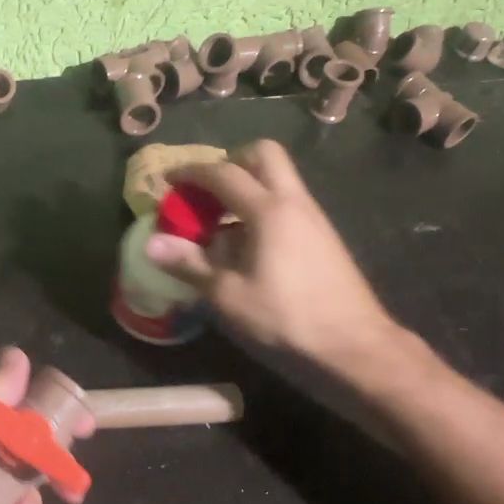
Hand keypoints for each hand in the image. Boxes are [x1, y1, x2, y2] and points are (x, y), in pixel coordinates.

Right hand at [147, 140, 405, 382]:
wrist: (352, 347)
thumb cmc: (285, 319)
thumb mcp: (228, 296)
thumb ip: (190, 264)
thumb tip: (151, 244)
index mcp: (268, 210)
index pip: (224, 172)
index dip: (191, 171)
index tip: (167, 179)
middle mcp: (294, 203)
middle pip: (264, 156)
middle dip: (230, 163)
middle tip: (205, 192)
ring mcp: (314, 220)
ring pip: (278, 181)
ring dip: (246, 189)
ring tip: (218, 226)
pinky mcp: (323, 240)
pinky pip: (287, 207)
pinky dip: (261, 212)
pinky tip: (246, 249)